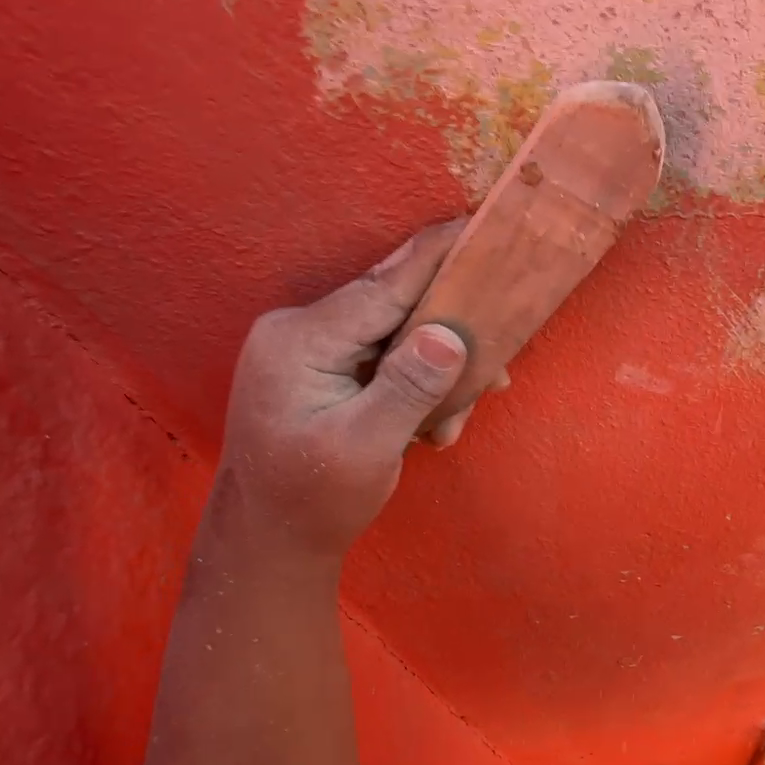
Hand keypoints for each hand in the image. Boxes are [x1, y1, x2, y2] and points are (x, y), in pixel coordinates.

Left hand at [212, 219, 498, 561]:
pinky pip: (387, 357)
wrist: (270, 540)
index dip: (434, 257)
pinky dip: (419, 384)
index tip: (476, 223)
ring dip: (436, 374)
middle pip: (396, 308)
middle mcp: (302, 331)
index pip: (382, 287)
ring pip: (398, 335)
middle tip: (494, 371)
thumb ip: (407, 388)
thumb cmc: (313, 499)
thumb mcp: (366, 448)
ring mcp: (312, 348)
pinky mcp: (327, 366)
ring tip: (451, 422)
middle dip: (449, 337)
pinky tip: (435, 423)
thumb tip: (448, 335)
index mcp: (301, 341)